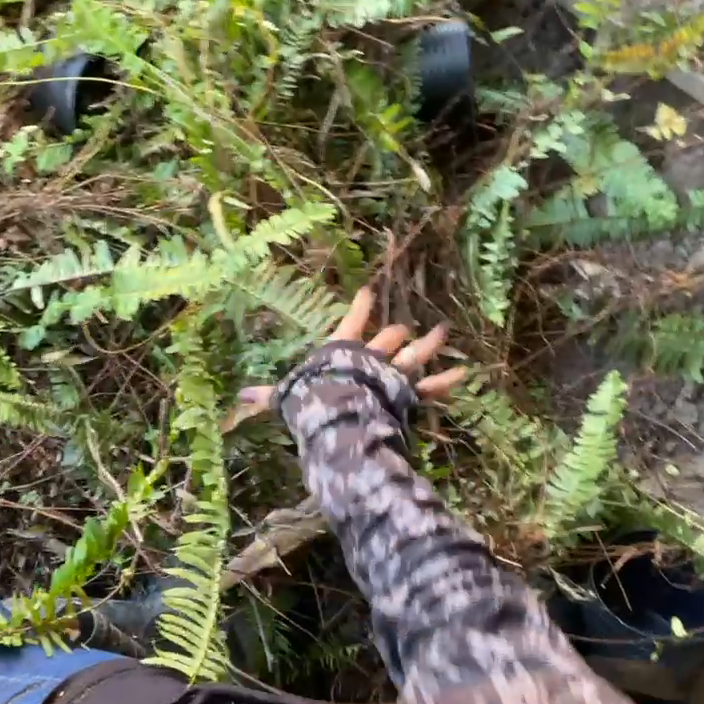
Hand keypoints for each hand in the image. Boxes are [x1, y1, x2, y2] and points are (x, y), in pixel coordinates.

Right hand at [231, 287, 470, 425]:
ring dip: (429, 343)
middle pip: (388, 337)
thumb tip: (239, 398)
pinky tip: (464, 372)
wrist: (340, 411)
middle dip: (397, 332)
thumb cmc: (311, 401)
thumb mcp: (284, 398)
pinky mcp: (407, 392)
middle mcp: (371, 356)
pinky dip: (446, 380)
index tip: (368, 291)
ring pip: (414, 355)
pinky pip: (430, 386)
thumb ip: (266, 396)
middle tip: (405, 328)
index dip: (360, 307)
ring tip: (442, 331)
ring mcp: (392, 372)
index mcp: (342, 350)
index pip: (351, 322)